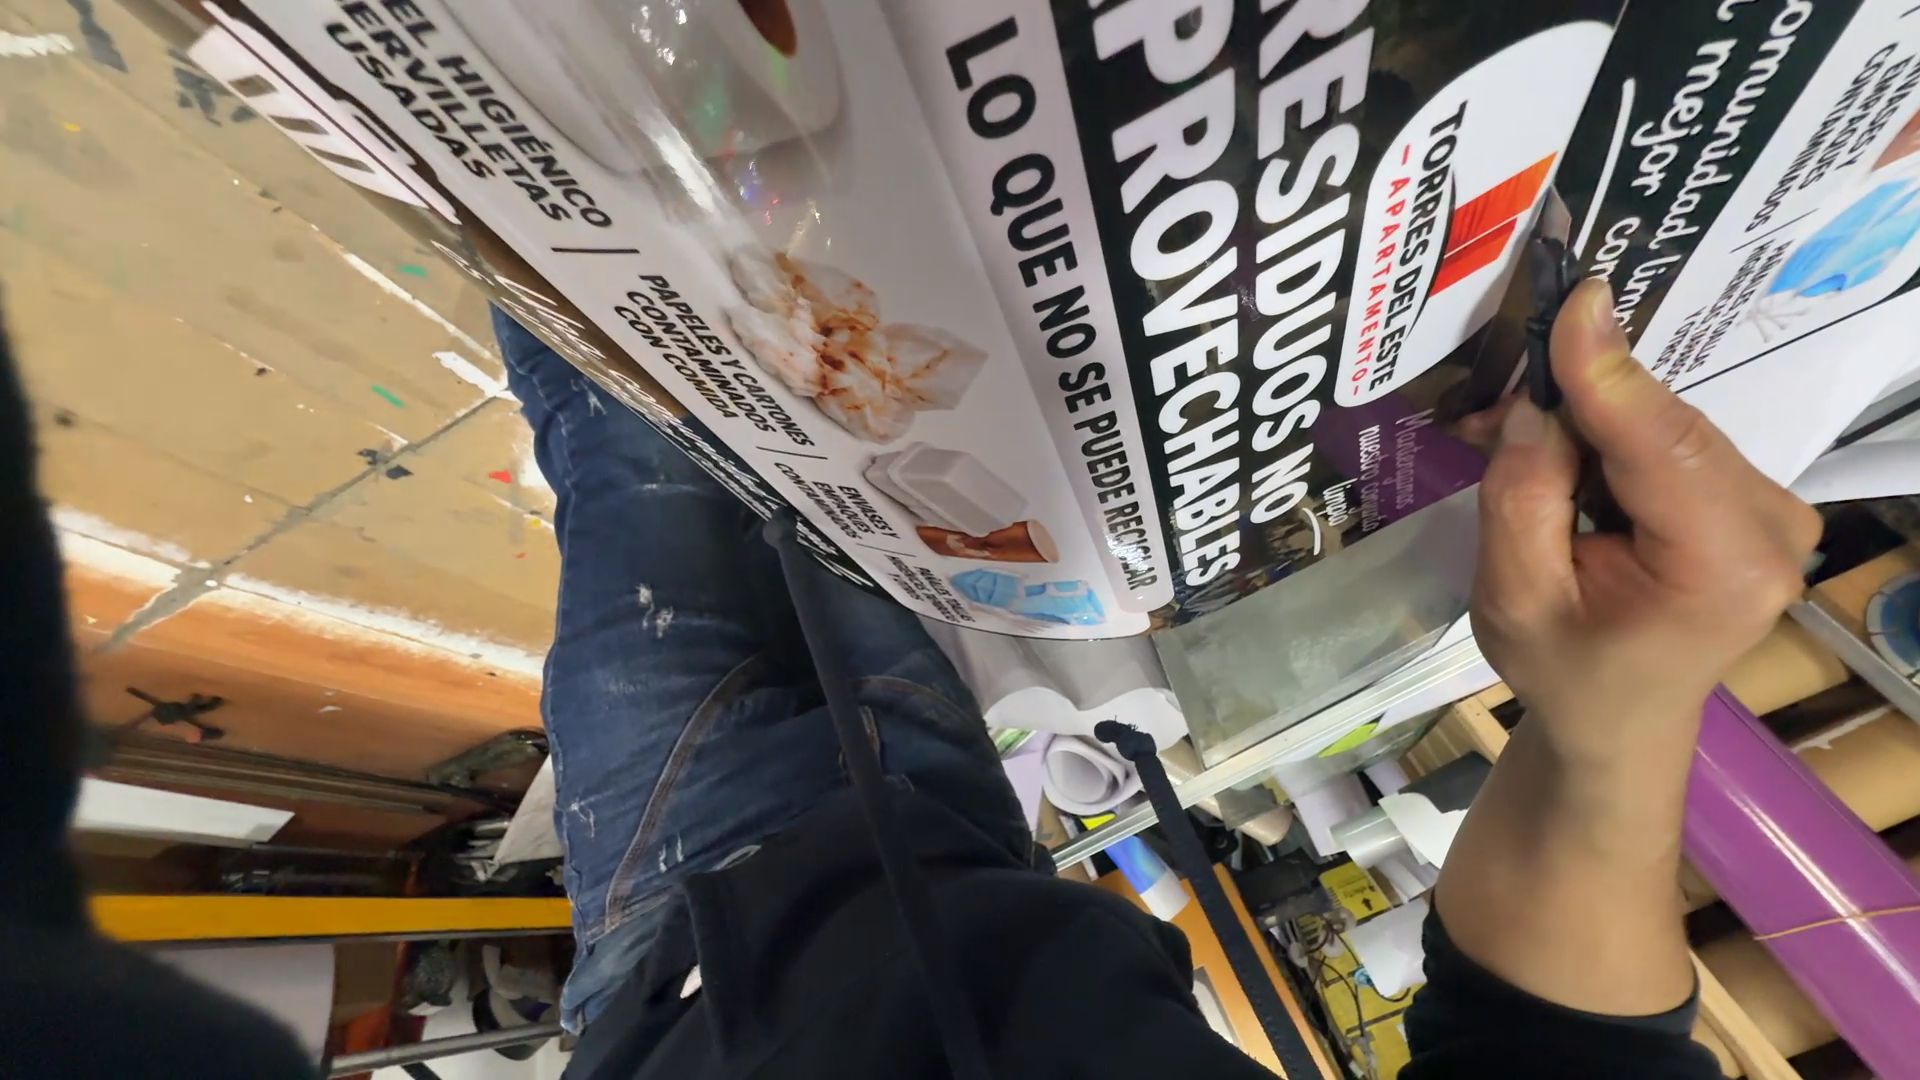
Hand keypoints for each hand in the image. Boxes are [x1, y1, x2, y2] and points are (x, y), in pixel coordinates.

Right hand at [1470, 279, 1821, 762]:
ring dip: (1576, 425)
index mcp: (1720, 564)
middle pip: (1663, 429)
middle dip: (1571, 405)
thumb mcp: (1512, 594)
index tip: (1574, 301)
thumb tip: (1534, 408)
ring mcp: (1767, 512)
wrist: (1613, 717)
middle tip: (1480, 412)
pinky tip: (1545, 458)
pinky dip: (1597, 441)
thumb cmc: (1557, 669)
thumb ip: (1521, 500)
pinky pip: (1662, 446)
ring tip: (1497, 441)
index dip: (1612, 374)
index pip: (1663, 447)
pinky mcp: (1742, 504)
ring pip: (1660, 430)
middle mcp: (1771, 526)